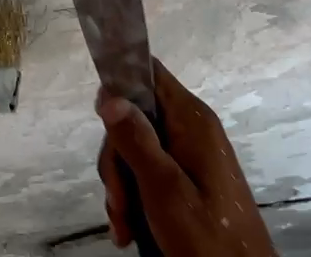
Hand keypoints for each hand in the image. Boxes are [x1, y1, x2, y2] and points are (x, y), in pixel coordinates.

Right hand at [95, 59, 274, 255]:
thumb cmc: (208, 238)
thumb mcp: (165, 190)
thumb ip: (136, 141)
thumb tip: (107, 95)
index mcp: (191, 119)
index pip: (147, 72)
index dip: (118, 85)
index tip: (101, 119)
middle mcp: (189, 127)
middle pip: (133, 116)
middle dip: (116, 157)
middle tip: (116, 199)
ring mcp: (188, 152)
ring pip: (135, 146)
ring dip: (121, 184)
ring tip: (123, 223)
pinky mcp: (186, 176)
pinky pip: (146, 169)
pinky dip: (133, 195)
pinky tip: (128, 227)